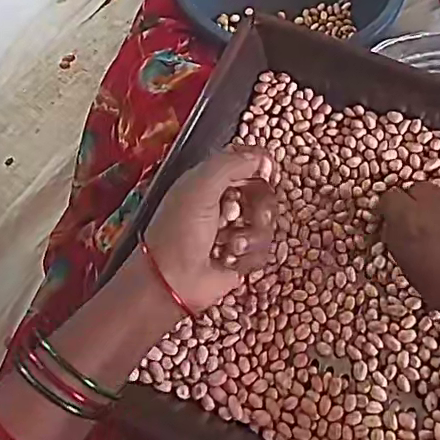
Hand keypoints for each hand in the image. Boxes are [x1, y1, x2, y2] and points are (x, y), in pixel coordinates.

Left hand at [141, 147, 278, 311]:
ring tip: (231, 244)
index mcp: (208, 181)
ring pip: (267, 221)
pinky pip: (264, 248)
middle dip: (257, 205)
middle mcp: (223, 203)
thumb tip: (261, 157)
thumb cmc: (179, 232)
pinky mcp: (243, 257)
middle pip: (263, 191)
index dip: (259, 164)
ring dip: (251, 234)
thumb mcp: (199, 188)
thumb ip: (229, 165)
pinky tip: (231, 259)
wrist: (172, 282)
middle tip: (241, 214)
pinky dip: (249, 255)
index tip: (267, 171)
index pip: (243, 161)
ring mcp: (234, 230)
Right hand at [377, 183, 439, 313]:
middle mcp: (435, 202)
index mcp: (408, 218)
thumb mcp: (406, 264)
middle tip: (423, 225)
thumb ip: (396, 235)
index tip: (394, 216)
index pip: (390, 198)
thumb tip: (395, 223)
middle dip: (418, 205)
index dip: (392, 209)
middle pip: (418, 190)